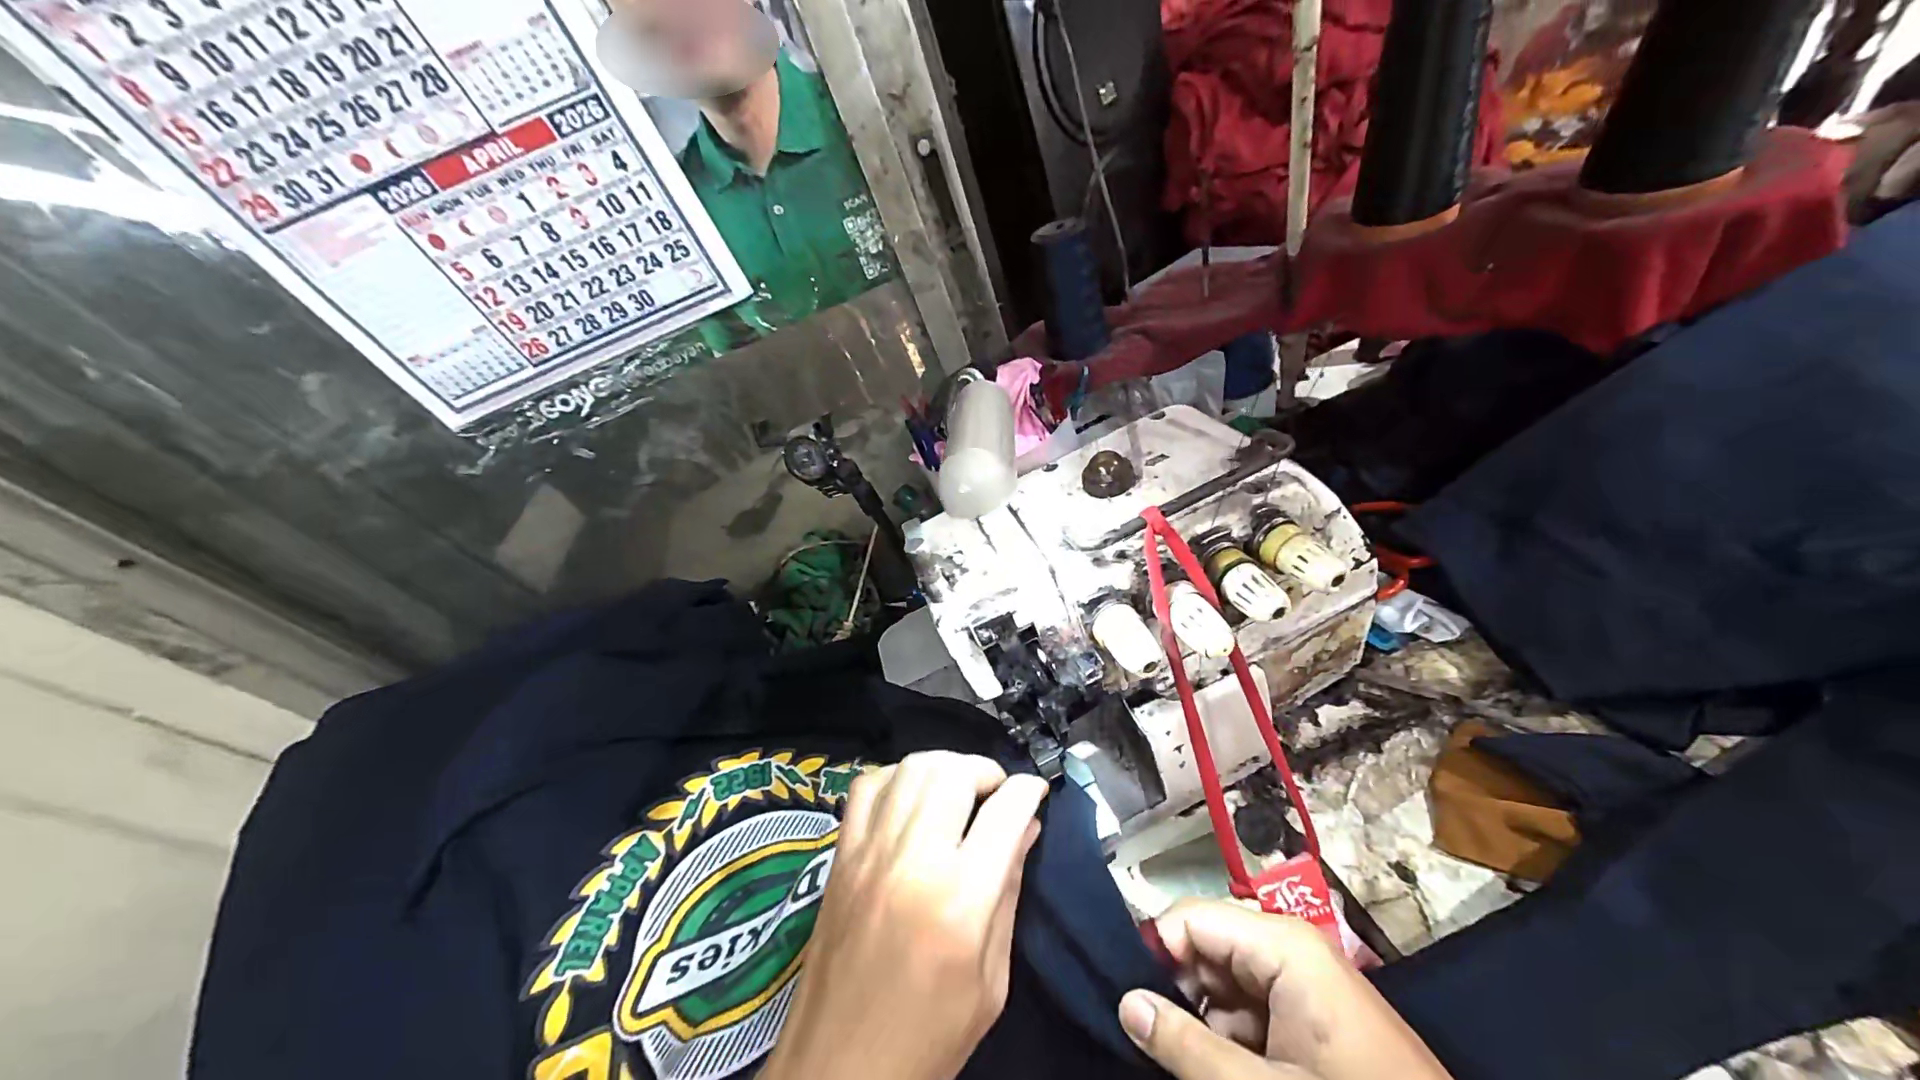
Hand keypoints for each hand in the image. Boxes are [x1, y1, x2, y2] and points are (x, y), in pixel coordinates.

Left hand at [760, 752, 1049, 1079]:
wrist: (838, 1069)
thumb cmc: (926, 1039)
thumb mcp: (990, 982)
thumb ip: (1008, 894)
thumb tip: (1027, 830)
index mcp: (960, 899)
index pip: (1005, 811)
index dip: (1029, 791)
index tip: (1037, 791)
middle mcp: (912, 860)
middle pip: (953, 773)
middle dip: (986, 770)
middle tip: (998, 793)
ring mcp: (869, 852)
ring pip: (910, 768)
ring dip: (944, 767)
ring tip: (960, 791)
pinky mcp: (840, 856)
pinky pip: (867, 786)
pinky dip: (896, 777)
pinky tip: (911, 798)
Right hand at [1118, 900, 1453, 1079]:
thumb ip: (1186, 1044)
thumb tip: (1125, 1003)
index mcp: (1282, 944)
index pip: (1188, 919)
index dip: (1153, 955)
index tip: (1126, 1002)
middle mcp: (1290, 948)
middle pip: (1206, 947)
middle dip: (1177, 993)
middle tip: (1157, 1045)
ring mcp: (1305, 983)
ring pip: (1225, 984)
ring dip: (1202, 1022)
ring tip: (1190, 1065)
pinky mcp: (1313, 1017)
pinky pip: (1252, 1010)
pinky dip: (1231, 1040)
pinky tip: (1226, 1073)